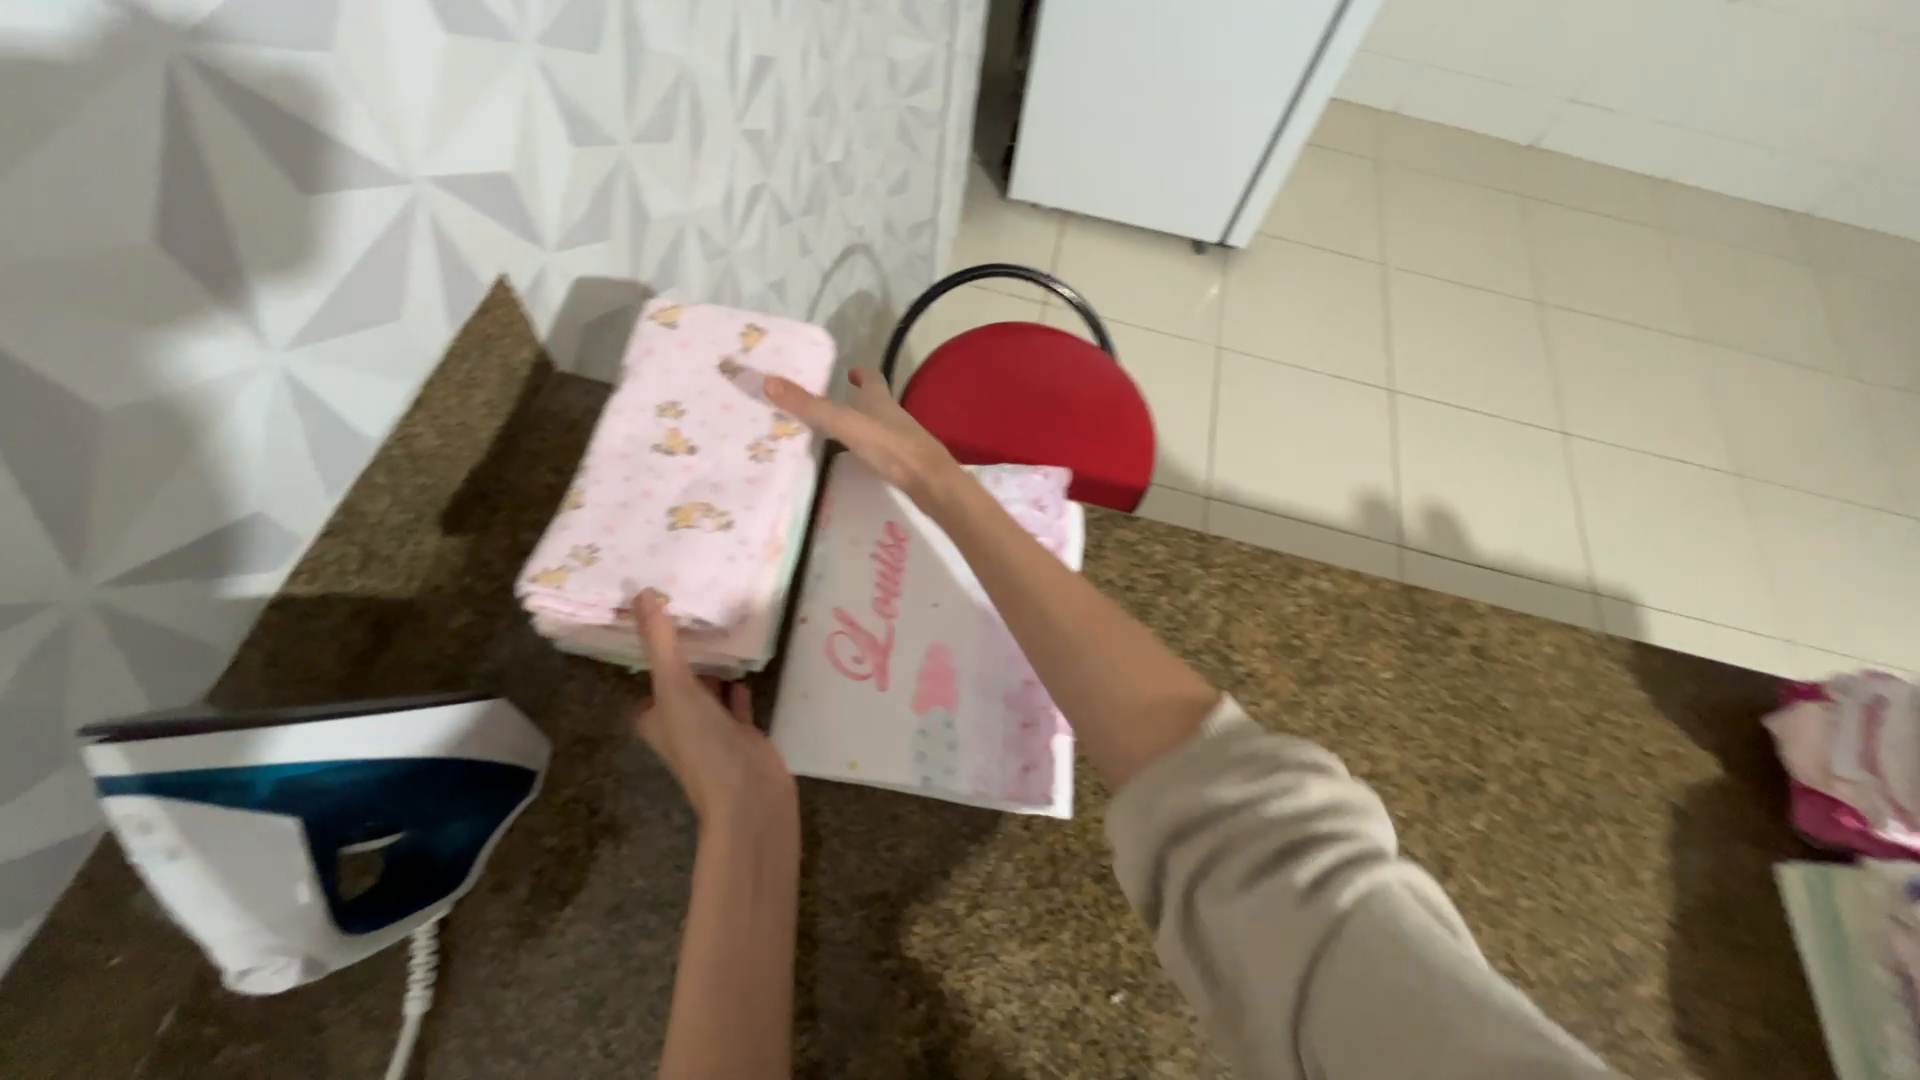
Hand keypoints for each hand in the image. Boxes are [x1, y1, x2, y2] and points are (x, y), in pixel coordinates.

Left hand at [632, 590, 795, 827]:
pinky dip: (739, 686)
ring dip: (716, 667)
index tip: (661, 613)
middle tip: (697, 611)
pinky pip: (738, 702)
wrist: (749, 796)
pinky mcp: (743, 734)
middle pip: (679, 681)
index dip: (651, 650)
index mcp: (654, 717)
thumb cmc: (703, 744)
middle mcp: (679, 723)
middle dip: (688, 654)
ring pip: (710, 690)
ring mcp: (713, 730)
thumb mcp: (674, 687)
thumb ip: (661, 642)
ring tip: (725, 628)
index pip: (647, 678)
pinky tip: (747, 665)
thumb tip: (642, 592)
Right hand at [764, 367, 960, 509]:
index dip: (860, 372)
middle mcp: (892, 414)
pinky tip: (860, 461)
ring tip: (840, 432)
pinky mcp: (905, 463)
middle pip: (875, 401)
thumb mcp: (844, 423)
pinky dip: (870, 450)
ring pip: (879, 425)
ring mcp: (902, 439)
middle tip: (836, 401)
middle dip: (858, 399)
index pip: (871, 377)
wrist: (930, 481)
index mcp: (879, 399)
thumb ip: (810, 406)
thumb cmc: (889, 446)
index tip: (849, 370)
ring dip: (862, 425)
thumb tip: (769, 381)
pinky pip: (884, 450)